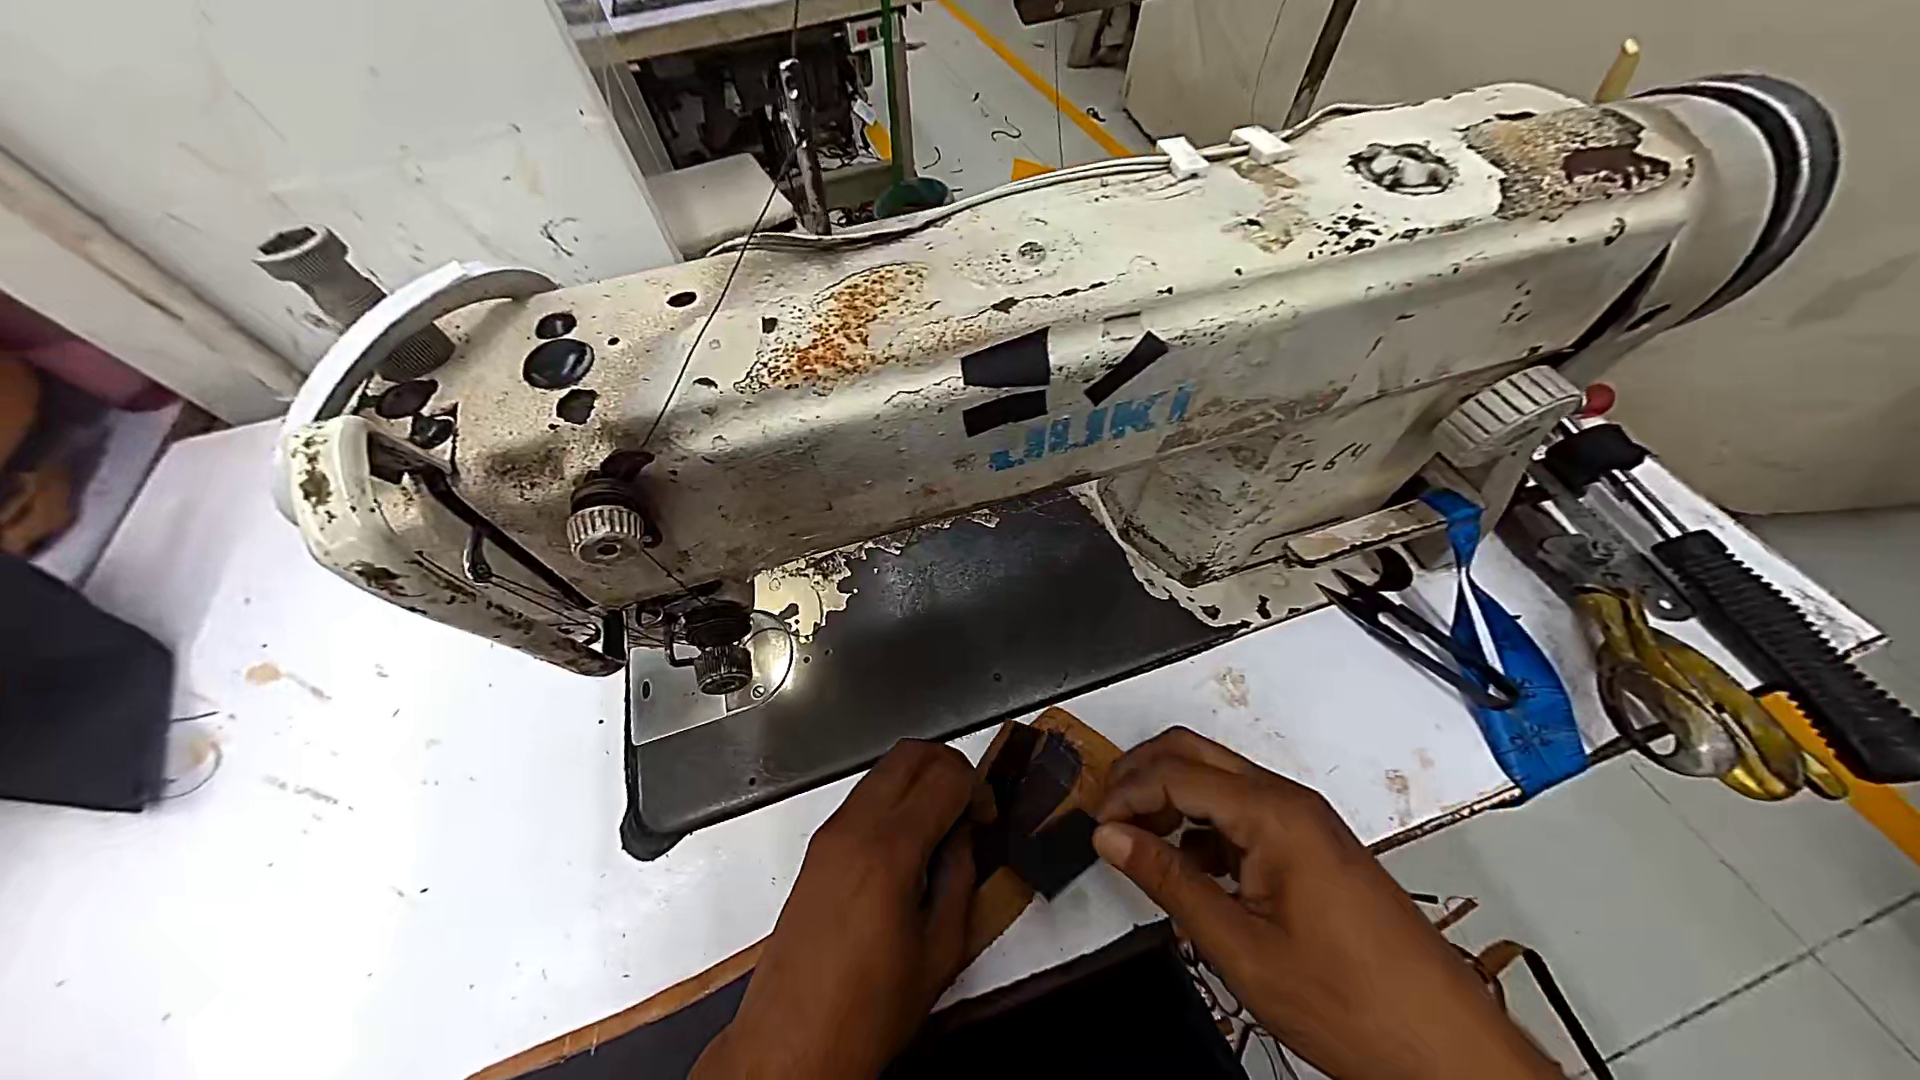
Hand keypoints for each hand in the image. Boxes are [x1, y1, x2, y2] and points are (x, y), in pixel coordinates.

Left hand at [690, 739, 974, 1079]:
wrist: (791, 1045)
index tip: (984, 813)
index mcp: (888, 852)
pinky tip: (911, 838)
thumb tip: (964, 837)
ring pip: (884, 767)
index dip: (976, 786)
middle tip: (968, 801)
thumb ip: (960, 876)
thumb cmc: (861, 1013)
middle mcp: (853, 830)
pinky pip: (864, 795)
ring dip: (921, 778)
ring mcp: (830, 834)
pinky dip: (895, 796)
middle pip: (911, 753)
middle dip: (950, 765)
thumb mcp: (939, 949)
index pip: (945, 776)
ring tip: (942, 822)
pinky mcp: (817, 847)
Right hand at [1093, 728, 1560, 1079]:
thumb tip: (1110, 837)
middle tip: (1108, 812)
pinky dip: (1201, 821)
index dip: (1126, 794)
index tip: (1097, 826)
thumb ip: (1168, 880)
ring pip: (1216, 776)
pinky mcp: (1309, 840)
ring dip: (1170, 794)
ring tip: (1139, 839)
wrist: (1447, 1050)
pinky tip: (1187, 864)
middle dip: (1142, 773)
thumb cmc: (1348, 1003)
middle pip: (1194, 752)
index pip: (1176, 774)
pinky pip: (1240, 807)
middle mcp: (1288, 799)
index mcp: (1272, 814)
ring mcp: (1302, 817)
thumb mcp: (1239, 946)